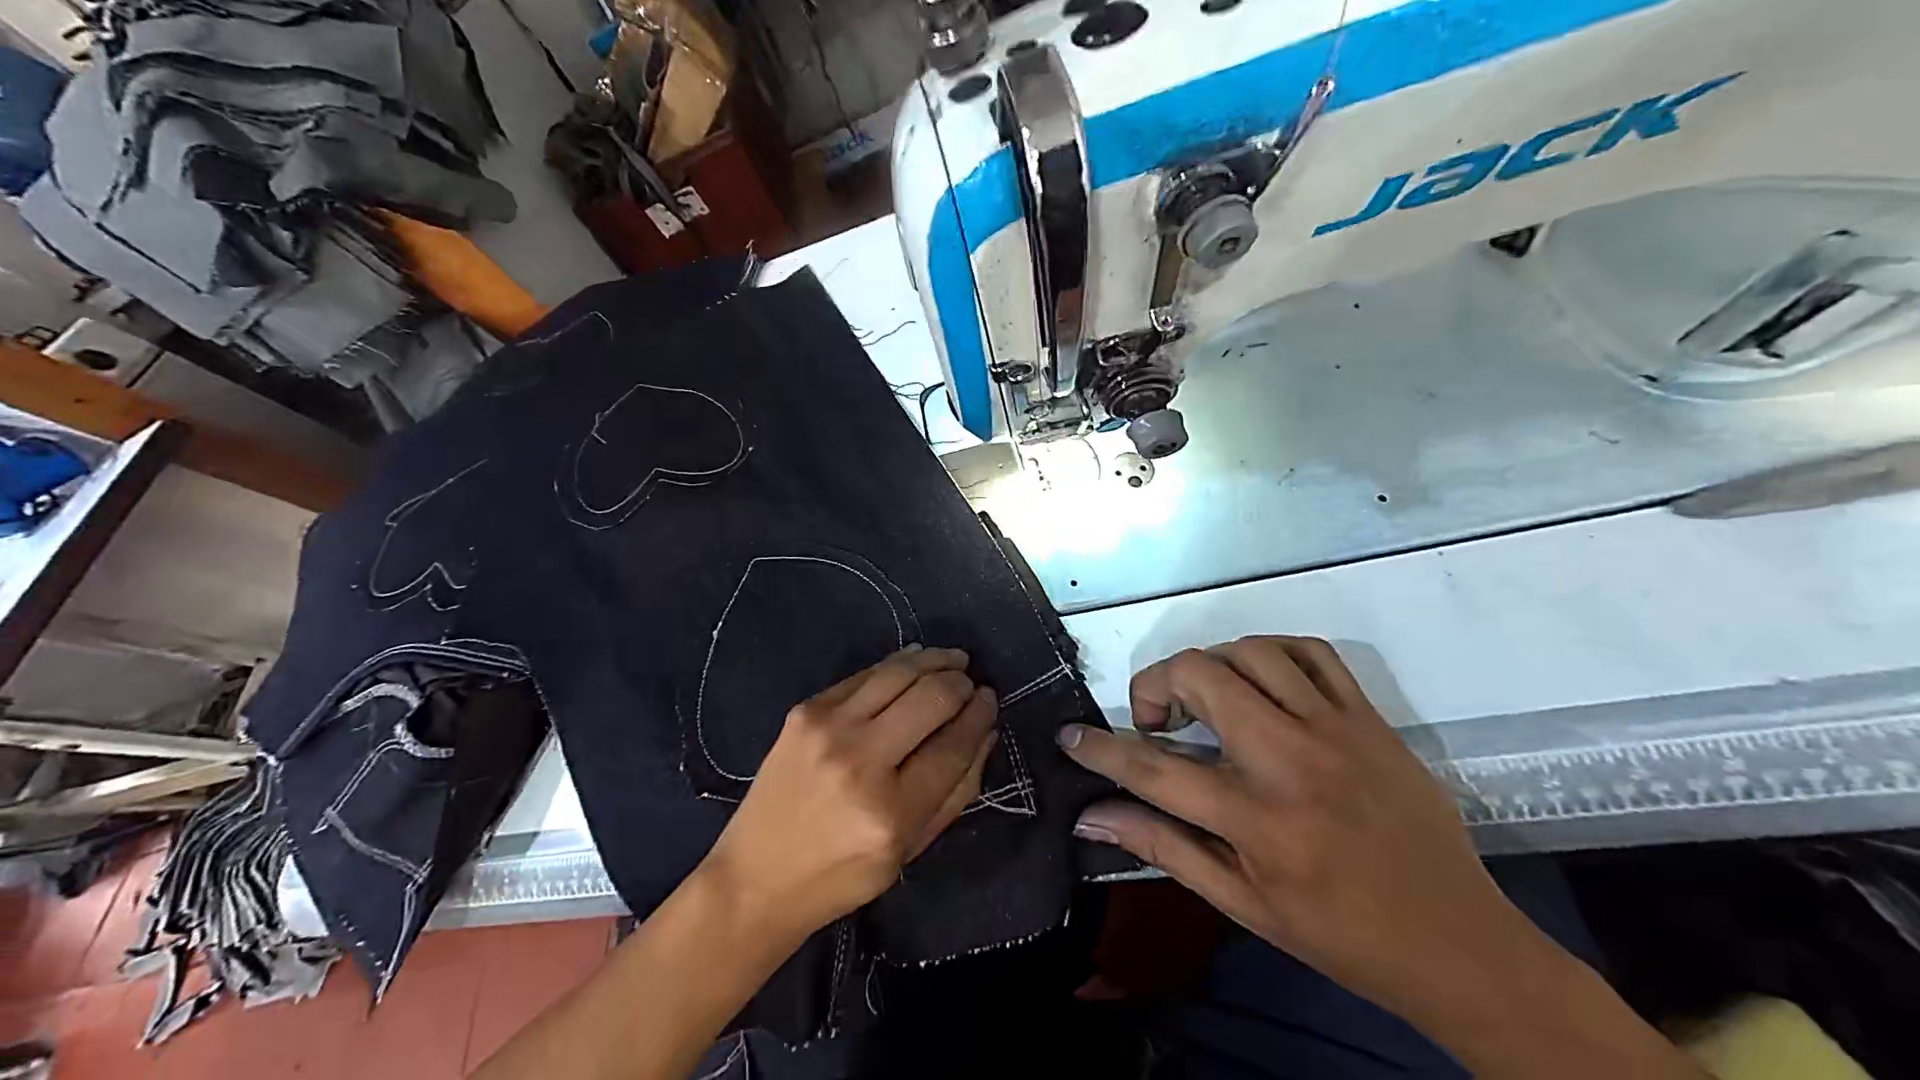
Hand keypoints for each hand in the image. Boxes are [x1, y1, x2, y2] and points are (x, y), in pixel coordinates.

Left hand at [701, 644, 998, 945]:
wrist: (756, 876)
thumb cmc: (841, 876)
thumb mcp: (911, 851)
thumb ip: (956, 792)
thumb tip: (985, 732)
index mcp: (892, 813)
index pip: (954, 745)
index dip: (980, 715)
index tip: (991, 700)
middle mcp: (860, 762)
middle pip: (932, 699)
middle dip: (961, 684)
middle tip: (972, 684)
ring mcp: (827, 730)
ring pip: (898, 673)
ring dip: (934, 660)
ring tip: (954, 659)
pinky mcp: (804, 712)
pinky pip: (864, 675)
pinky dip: (897, 664)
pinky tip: (915, 660)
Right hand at [1060, 637, 1707, 1078]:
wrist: (1459, 943)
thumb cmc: (1340, 934)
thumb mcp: (1242, 904)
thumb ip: (1163, 848)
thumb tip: (1090, 817)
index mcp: (1259, 822)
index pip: (1153, 770)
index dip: (1099, 749)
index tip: (1068, 736)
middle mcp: (1293, 762)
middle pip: (1201, 678)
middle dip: (1155, 686)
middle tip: (1156, 720)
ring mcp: (1338, 731)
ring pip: (1253, 651)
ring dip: (1211, 664)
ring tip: (1205, 698)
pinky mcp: (1371, 718)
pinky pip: (1313, 652)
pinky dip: (1271, 652)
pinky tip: (1259, 680)